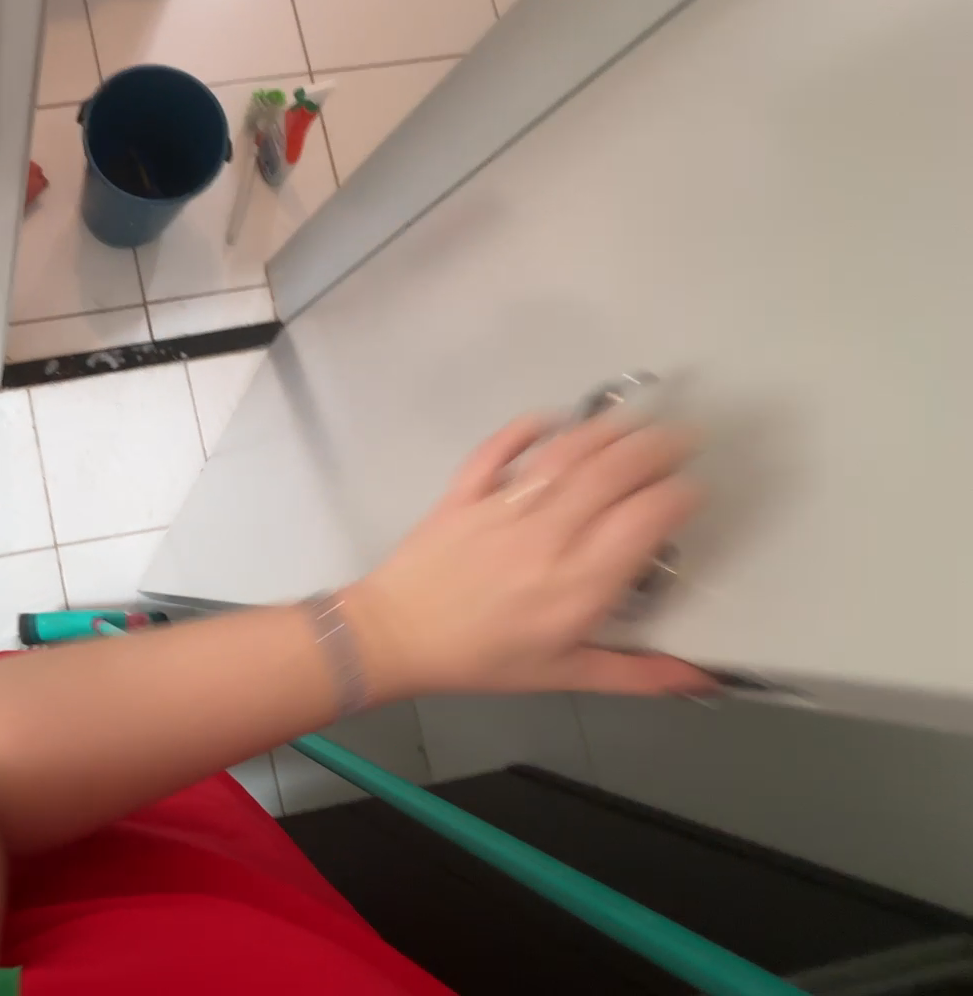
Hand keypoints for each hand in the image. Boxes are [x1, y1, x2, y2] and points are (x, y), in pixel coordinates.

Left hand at [345, 411, 714, 701]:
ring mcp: (497, 512)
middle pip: (609, 475)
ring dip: (601, 432)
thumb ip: (636, 674)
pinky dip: (519, 431)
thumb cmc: (478, 658)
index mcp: (579, 582)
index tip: (690, 489)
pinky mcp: (458, 499)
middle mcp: (544, 538)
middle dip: (653, 449)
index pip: (645, 519)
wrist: (394, 636)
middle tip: (679, 437)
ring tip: (631, 419)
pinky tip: (547, 418)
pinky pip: (491, 455)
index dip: (677, 495)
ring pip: (559, 459)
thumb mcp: (561, 675)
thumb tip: (704, 678)